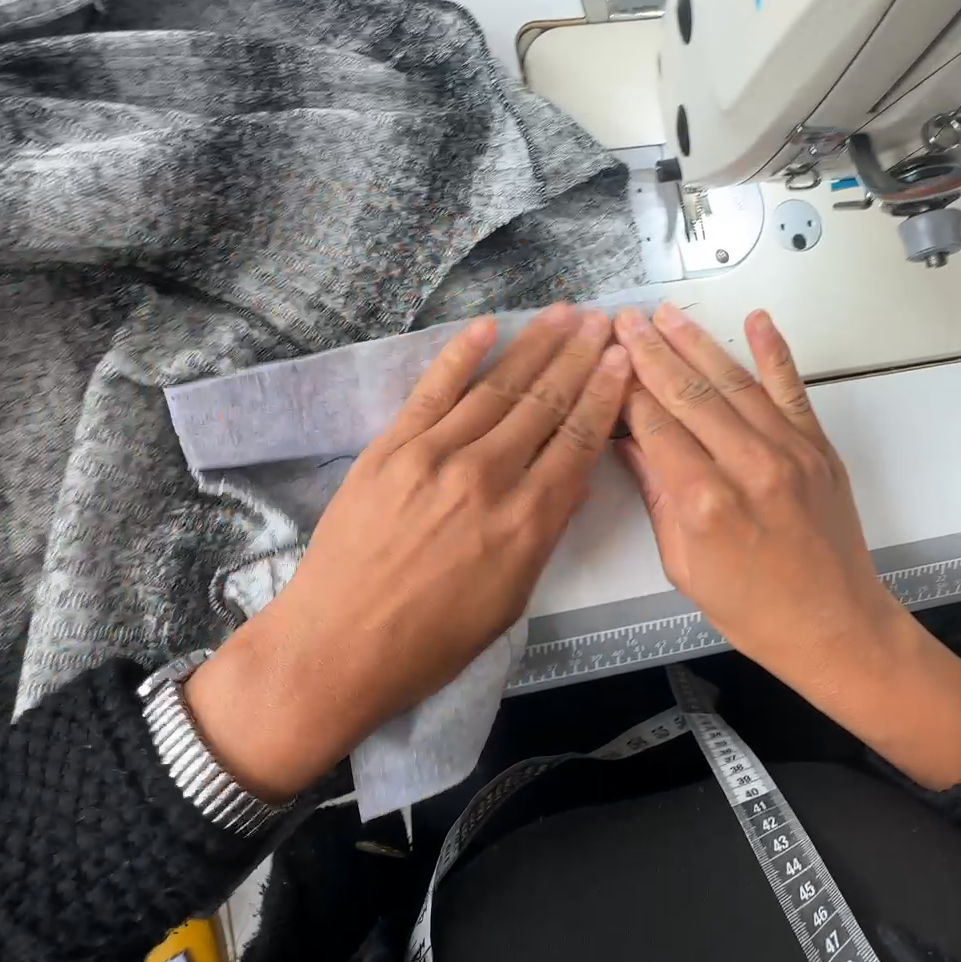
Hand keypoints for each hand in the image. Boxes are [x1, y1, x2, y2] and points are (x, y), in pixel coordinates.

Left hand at [185, 305, 629, 800]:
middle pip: (544, 403)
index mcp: (525, 521)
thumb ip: (545, 532)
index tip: (623, 359)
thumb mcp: (511, 599)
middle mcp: (486, 477)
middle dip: (579, 357)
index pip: (577, 441)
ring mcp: (433, 456)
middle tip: (602, 319)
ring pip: (497, 388)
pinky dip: (459, 355)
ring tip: (563, 313)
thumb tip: (574, 481)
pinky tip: (486, 326)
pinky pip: (431, 391)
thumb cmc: (434, 640)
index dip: (604, 395)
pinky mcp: (389, 448)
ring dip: (535, 346)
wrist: (337, 648)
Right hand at [613, 305, 960, 787]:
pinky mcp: (818, 448)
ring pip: (733, 383)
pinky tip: (757, 320)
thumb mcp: (684, 566)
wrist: (836, 628)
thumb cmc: (754, 611)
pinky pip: (792, 390)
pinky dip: (774, 352)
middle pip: (688, 395)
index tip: (608, 363)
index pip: (654, 426)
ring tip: (666, 315)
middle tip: (625, 321)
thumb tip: (630, 445)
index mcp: (704, 503)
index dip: (626, 390)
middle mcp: (748, 467)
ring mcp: (789, 452)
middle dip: (651, 353)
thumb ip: (657, 497)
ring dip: (696, 344)